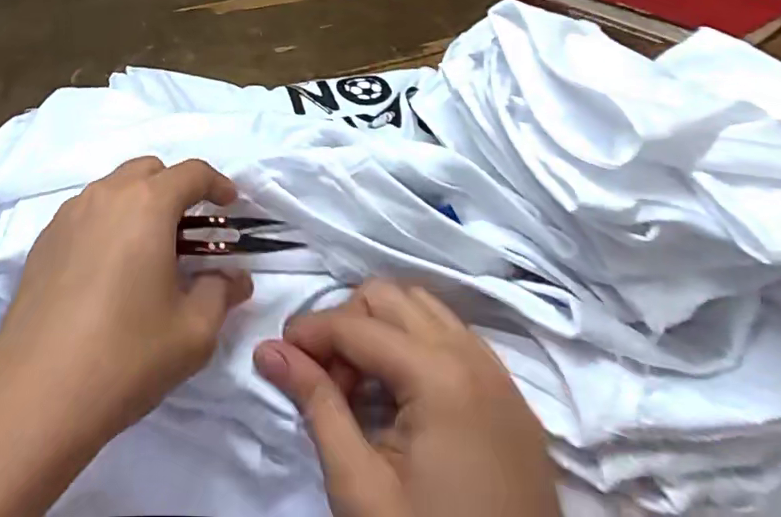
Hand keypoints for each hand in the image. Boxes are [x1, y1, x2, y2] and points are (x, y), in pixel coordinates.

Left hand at [0, 157, 252, 516]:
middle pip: (147, 170)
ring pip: (113, 188)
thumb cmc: (127, 354)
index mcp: (145, 204)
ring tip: (152, 252)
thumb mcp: (193, 331)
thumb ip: (220, 293)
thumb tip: (234, 278)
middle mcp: (104, 195)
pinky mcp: (44, 239)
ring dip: (139, 204)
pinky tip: (112, 270)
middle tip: (193, 230)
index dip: (217, 183)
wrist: (39, 388)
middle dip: (176, 188)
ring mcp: (67, 214)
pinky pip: (86, 212)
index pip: (190, 172)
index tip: (230, 205)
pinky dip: (109, 222)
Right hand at [254, 280, 558, 516]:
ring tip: (362, 386)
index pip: (353, 323)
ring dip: (380, 329)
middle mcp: (475, 360)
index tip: (278, 359)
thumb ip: (315, 403)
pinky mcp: (512, 404)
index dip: (306, 334)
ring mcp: (501, 380)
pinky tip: (400, 396)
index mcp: (441, 376)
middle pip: (387, 297)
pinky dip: (415, 346)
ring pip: (423, 309)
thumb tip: (267, 349)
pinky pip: (453, 338)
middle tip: (328, 380)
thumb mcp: (360, 484)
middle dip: (345, 324)